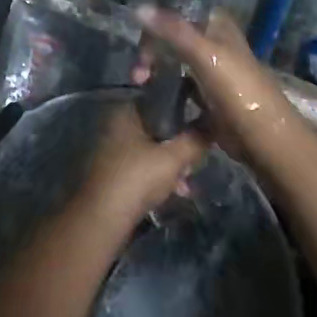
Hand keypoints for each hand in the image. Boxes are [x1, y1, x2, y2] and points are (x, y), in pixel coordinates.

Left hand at [81, 103, 207, 221]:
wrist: (103, 215)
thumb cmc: (137, 177)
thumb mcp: (173, 158)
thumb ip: (194, 141)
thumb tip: (213, 126)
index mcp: (126, 111)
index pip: (159, 101)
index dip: (181, 113)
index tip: (198, 128)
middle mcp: (116, 125)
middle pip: (157, 128)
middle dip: (178, 147)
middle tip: (193, 163)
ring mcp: (113, 148)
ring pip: (151, 149)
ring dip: (170, 165)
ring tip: (186, 185)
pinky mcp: (113, 171)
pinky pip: (142, 166)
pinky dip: (158, 176)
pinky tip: (173, 192)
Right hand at [135, 7, 300, 167]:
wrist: (264, 138)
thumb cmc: (237, 89)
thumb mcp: (204, 54)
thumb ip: (172, 30)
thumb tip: (138, 8)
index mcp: (216, 24)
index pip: (178, 10)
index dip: (155, 20)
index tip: (139, 42)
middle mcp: (213, 41)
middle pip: (172, 36)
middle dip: (151, 51)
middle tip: (138, 73)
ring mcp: (210, 68)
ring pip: (174, 60)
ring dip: (155, 69)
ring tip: (141, 84)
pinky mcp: (207, 94)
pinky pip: (179, 84)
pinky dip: (165, 87)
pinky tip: (153, 97)